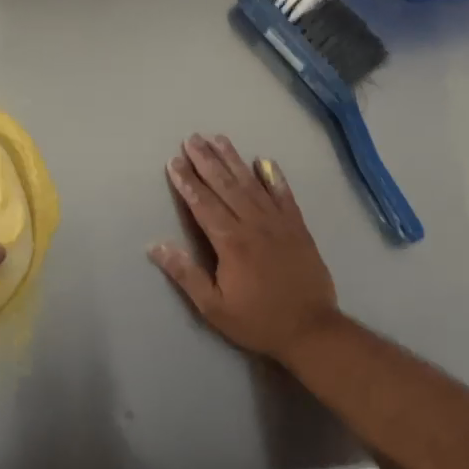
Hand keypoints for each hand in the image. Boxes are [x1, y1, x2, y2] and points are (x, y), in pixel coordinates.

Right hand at [151, 133, 341, 359]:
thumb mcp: (214, 307)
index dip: (187, 182)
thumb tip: (155, 246)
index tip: (174, 162)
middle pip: (226, 185)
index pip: (203, 204)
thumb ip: (185, 274)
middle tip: (192, 138)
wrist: (313, 330)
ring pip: (252, 184)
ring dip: (233, 160)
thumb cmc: (258, 321)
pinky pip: (284, 195)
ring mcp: (279, 223)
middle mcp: (254, 224)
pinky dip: (274, 176)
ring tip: (219, 138)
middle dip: (206, 160)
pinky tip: (264, 161)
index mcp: (230, 242)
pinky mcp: (299, 227)